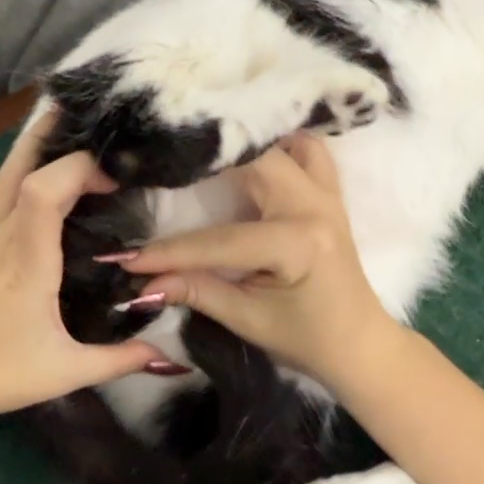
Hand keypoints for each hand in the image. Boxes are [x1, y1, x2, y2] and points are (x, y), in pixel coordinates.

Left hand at [0, 112, 161, 437]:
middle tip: (83, 114)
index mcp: (25, 263)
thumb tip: (170, 356)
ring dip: (32, 152)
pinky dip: (21, 181)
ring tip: (63, 132)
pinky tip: (41, 188)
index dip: (78, 168)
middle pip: (17, 169)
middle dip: (49, 136)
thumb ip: (120, 360)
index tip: (115, 177)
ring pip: (3, 181)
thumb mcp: (66, 372)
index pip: (42, 189)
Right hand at [117, 134, 399, 376]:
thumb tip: (143, 283)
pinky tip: (245, 150)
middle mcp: (314, 206)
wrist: (356, 342)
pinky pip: (305, 149)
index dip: (170, 251)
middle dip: (203, 164)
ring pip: (283, 141)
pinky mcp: (327, 191)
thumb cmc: (305, 338)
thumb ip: (196, 291)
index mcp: (298, 243)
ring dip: (244, 143)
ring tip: (202, 153)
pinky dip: (276, 143)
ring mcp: (326, 192)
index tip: (127, 259)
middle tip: (159, 171)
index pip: (220, 239)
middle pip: (253, 159)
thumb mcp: (246, 319)